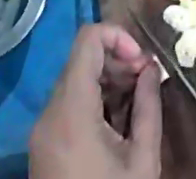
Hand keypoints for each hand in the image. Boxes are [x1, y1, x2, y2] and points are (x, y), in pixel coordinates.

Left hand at [28, 24, 161, 178]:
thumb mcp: (143, 159)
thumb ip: (149, 105)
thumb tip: (152, 68)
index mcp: (71, 112)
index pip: (88, 40)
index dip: (119, 37)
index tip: (143, 62)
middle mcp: (49, 114)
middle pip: (83, 59)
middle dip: (119, 61)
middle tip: (148, 82)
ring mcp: (42, 130)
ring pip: (77, 79)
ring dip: (110, 80)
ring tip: (139, 102)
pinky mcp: (44, 144)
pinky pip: (70, 102)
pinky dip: (96, 98)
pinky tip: (120, 120)